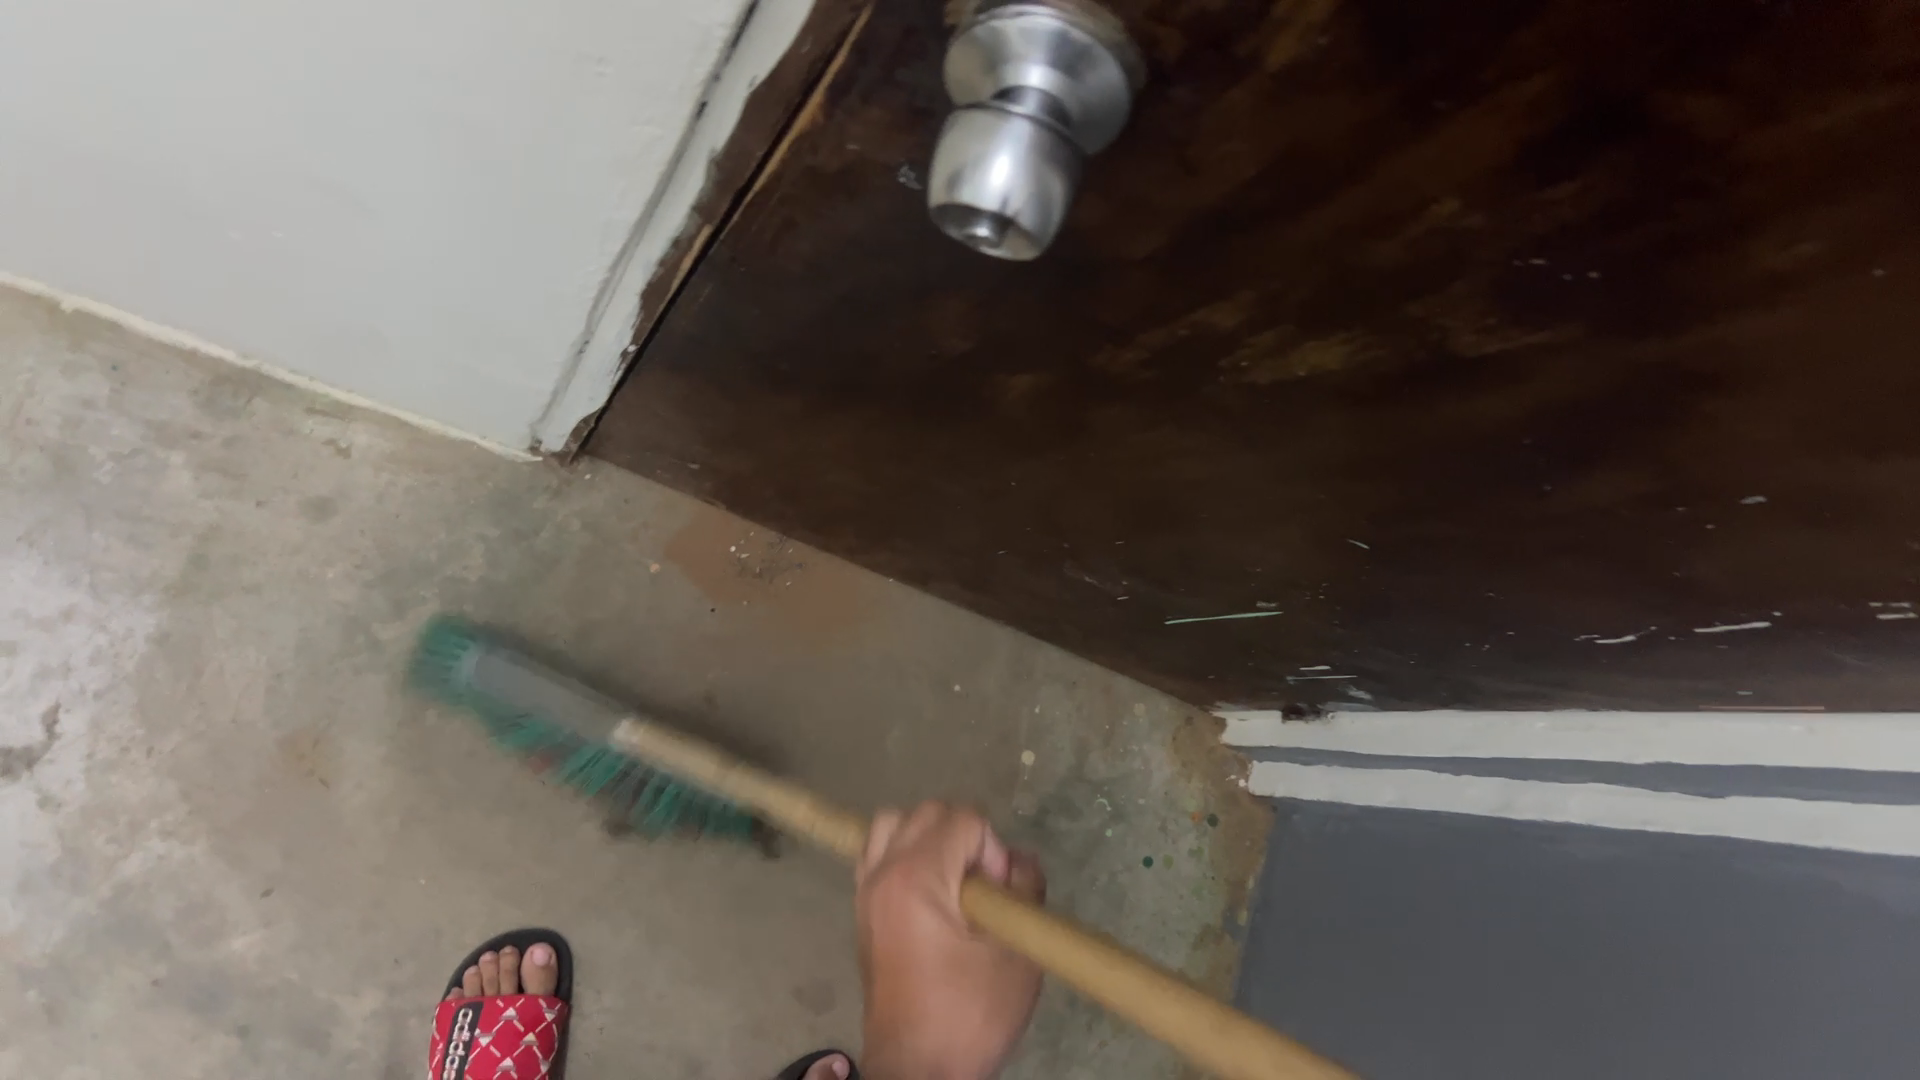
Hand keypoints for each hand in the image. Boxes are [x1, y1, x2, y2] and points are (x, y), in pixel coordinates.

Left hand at [855, 801, 1046, 1079]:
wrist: (916, 1070)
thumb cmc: (967, 1014)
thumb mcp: (1016, 955)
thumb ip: (1025, 891)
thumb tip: (1020, 859)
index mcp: (917, 877)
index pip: (964, 820)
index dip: (993, 849)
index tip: (1000, 894)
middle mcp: (883, 872)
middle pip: (927, 812)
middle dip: (964, 836)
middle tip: (984, 887)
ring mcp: (865, 889)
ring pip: (893, 824)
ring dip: (929, 838)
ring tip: (954, 880)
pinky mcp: (861, 910)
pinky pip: (877, 853)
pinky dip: (903, 854)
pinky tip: (929, 891)